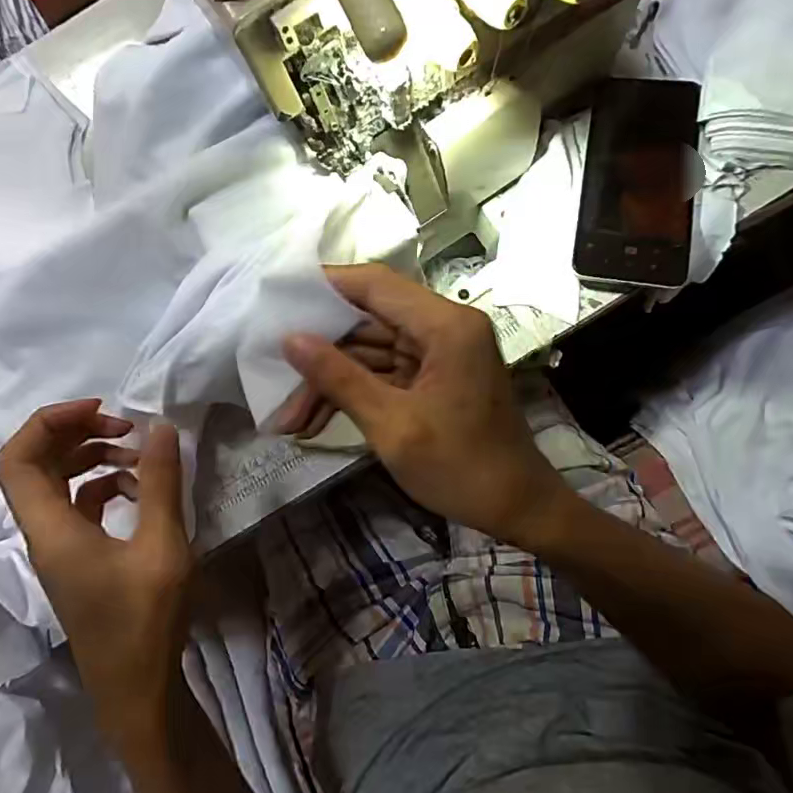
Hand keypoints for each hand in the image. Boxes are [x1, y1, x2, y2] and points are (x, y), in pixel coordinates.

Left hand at [0, 399, 191, 745]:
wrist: (137, 691)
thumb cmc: (145, 620)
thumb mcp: (162, 546)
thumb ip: (160, 483)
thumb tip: (159, 427)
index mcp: (50, 530)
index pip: (16, 460)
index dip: (50, 422)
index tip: (101, 409)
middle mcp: (43, 535)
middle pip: (36, 465)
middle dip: (78, 434)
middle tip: (127, 427)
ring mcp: (59, 550)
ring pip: (58, 485)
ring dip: (92, 458)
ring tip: (140, 454)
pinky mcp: (78, 561)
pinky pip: (79, 506)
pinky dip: (104, 486)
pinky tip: (141, 490)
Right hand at [281, 264, 574, 547]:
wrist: (517, 508)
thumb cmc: (461, 468)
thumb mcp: (392, 426)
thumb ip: (339, 378)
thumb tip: (290, 340)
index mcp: (445, 325)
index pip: (375, 284)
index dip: (324, 286)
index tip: (278, 297)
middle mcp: (444, 326)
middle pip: (367, 319)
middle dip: (320, 353)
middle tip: (274, 376)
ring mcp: (439, 351)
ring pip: (370, 349)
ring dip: (331, 381)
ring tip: (288, 420)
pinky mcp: (433, 374)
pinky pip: (384, 371)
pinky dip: (353, 392)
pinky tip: (315, 421)